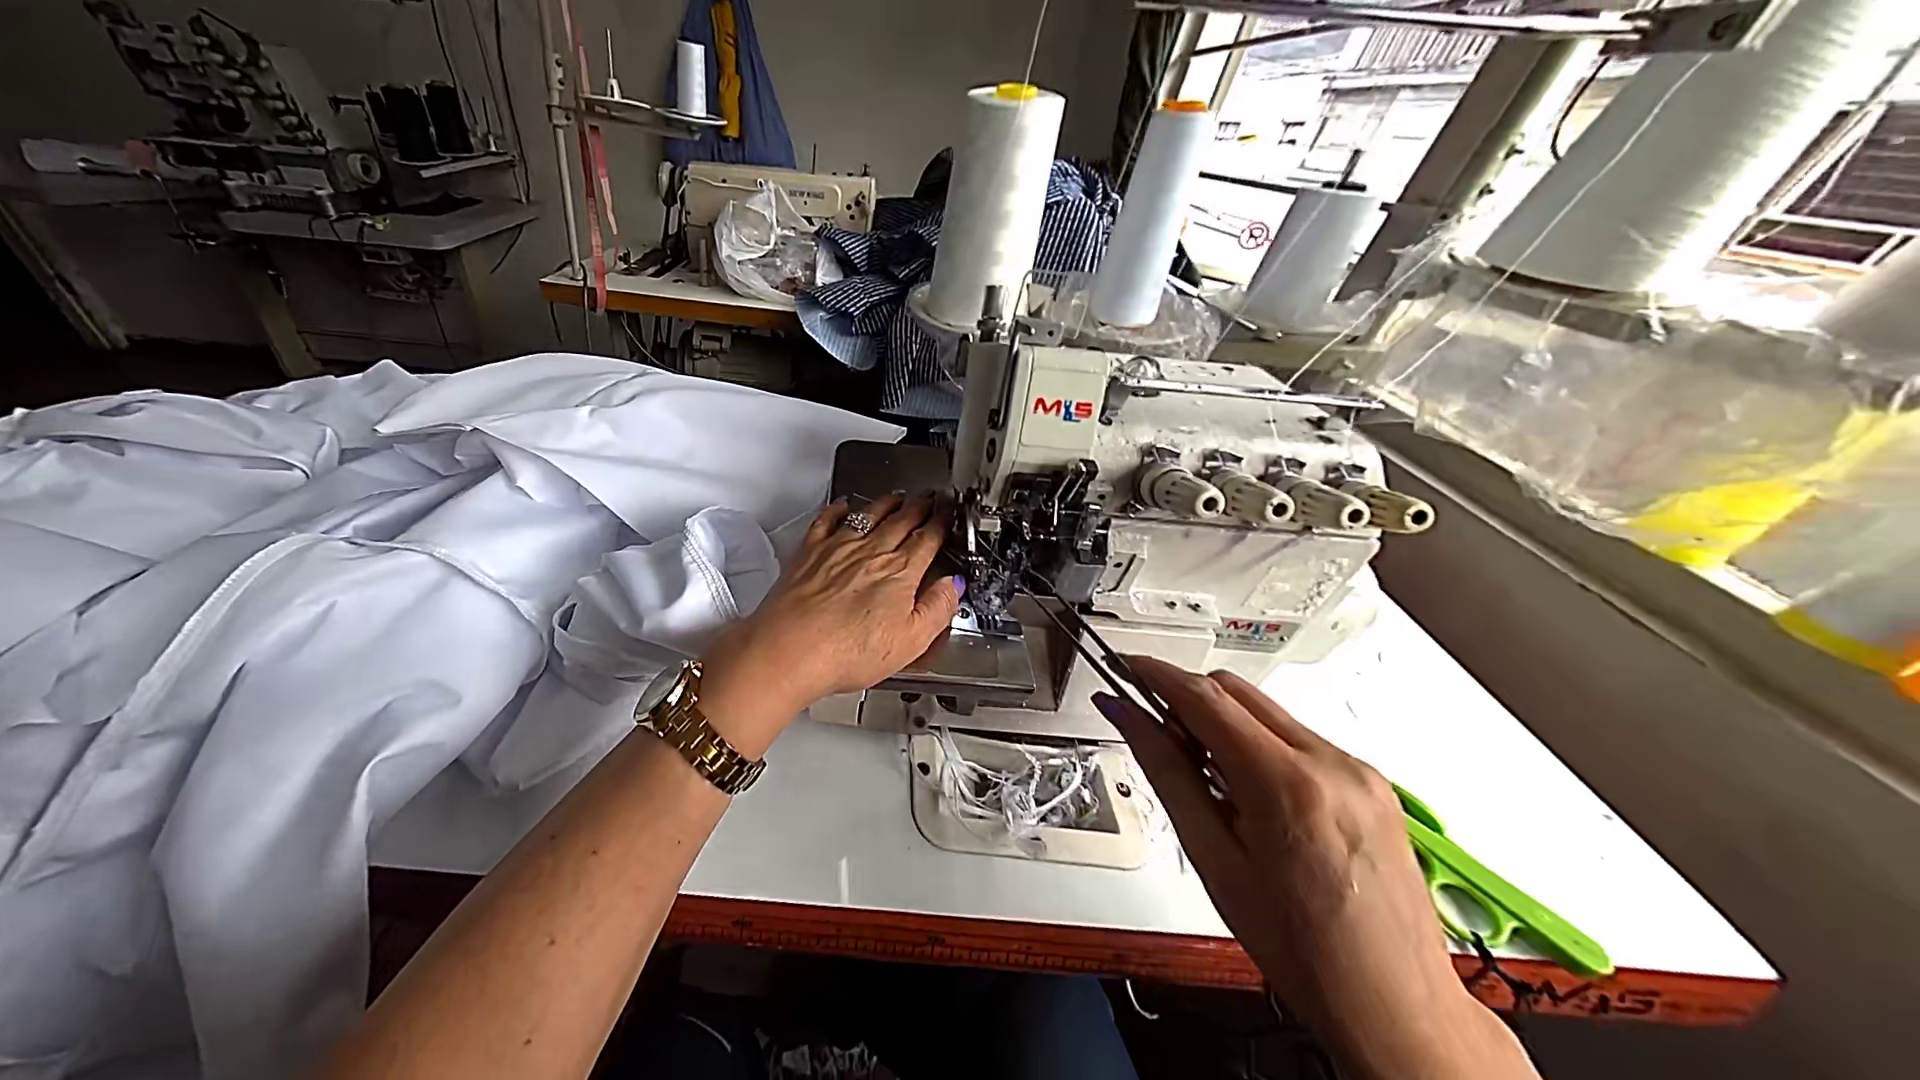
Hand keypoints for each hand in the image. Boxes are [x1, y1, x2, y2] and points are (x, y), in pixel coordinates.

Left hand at [696, 494, 963, 755]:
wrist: (790, 650)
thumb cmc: (845, 651)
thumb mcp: (911, 641)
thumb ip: (938, 609)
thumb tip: (953, 586)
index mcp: (901, 572)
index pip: (928, 539)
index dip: (941, 523)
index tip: (947, 513)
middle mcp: (871, 553)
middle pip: (902, 520)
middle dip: (919, 506)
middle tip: (929, 498)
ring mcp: (838, 549)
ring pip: (869, 514)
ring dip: (887, 502)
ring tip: (897, 496)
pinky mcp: (810, 553)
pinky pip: (827, 520)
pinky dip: (839, 508)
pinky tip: (843, 506)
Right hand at [1094, 659, 1536, 1079]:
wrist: (1394, 1004)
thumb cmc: (1306, 951)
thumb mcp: (1213, 858)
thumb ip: (1166, 772)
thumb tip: (1128, 719)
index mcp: (1288, 786)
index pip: (1206, 697)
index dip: (1157, 675)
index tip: (1128, 668)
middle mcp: (1333, 765)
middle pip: (1237, 691)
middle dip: (1188, 699)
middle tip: (1156, 732)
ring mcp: (1358, 771)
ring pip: (1267, 711)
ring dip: (1223, 724)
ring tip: (1207, 781)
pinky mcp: (1370, 781)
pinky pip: (1299, 736)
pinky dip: (1259, 745)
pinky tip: (1248, 792)